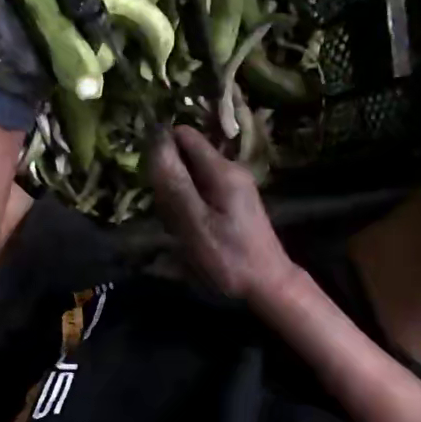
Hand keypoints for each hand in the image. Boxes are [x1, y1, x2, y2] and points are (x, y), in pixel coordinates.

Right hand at [147, 125, 296, 301]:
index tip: (152, 178)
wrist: (268, 286)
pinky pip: (200, 192)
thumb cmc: (229, 257)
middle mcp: (230, 170)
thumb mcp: (195, 222)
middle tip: (167, 213)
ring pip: (190, 176)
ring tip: (177, 227)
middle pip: (186, 156)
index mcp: (222, 169)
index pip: (184, 135)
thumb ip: (174, 181)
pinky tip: (188, 231)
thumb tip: (156, 138)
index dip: (162, 148)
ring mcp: (233, 186)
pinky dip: (188, 207)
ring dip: (175, 197)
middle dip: (168, 178)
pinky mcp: (233, 202)